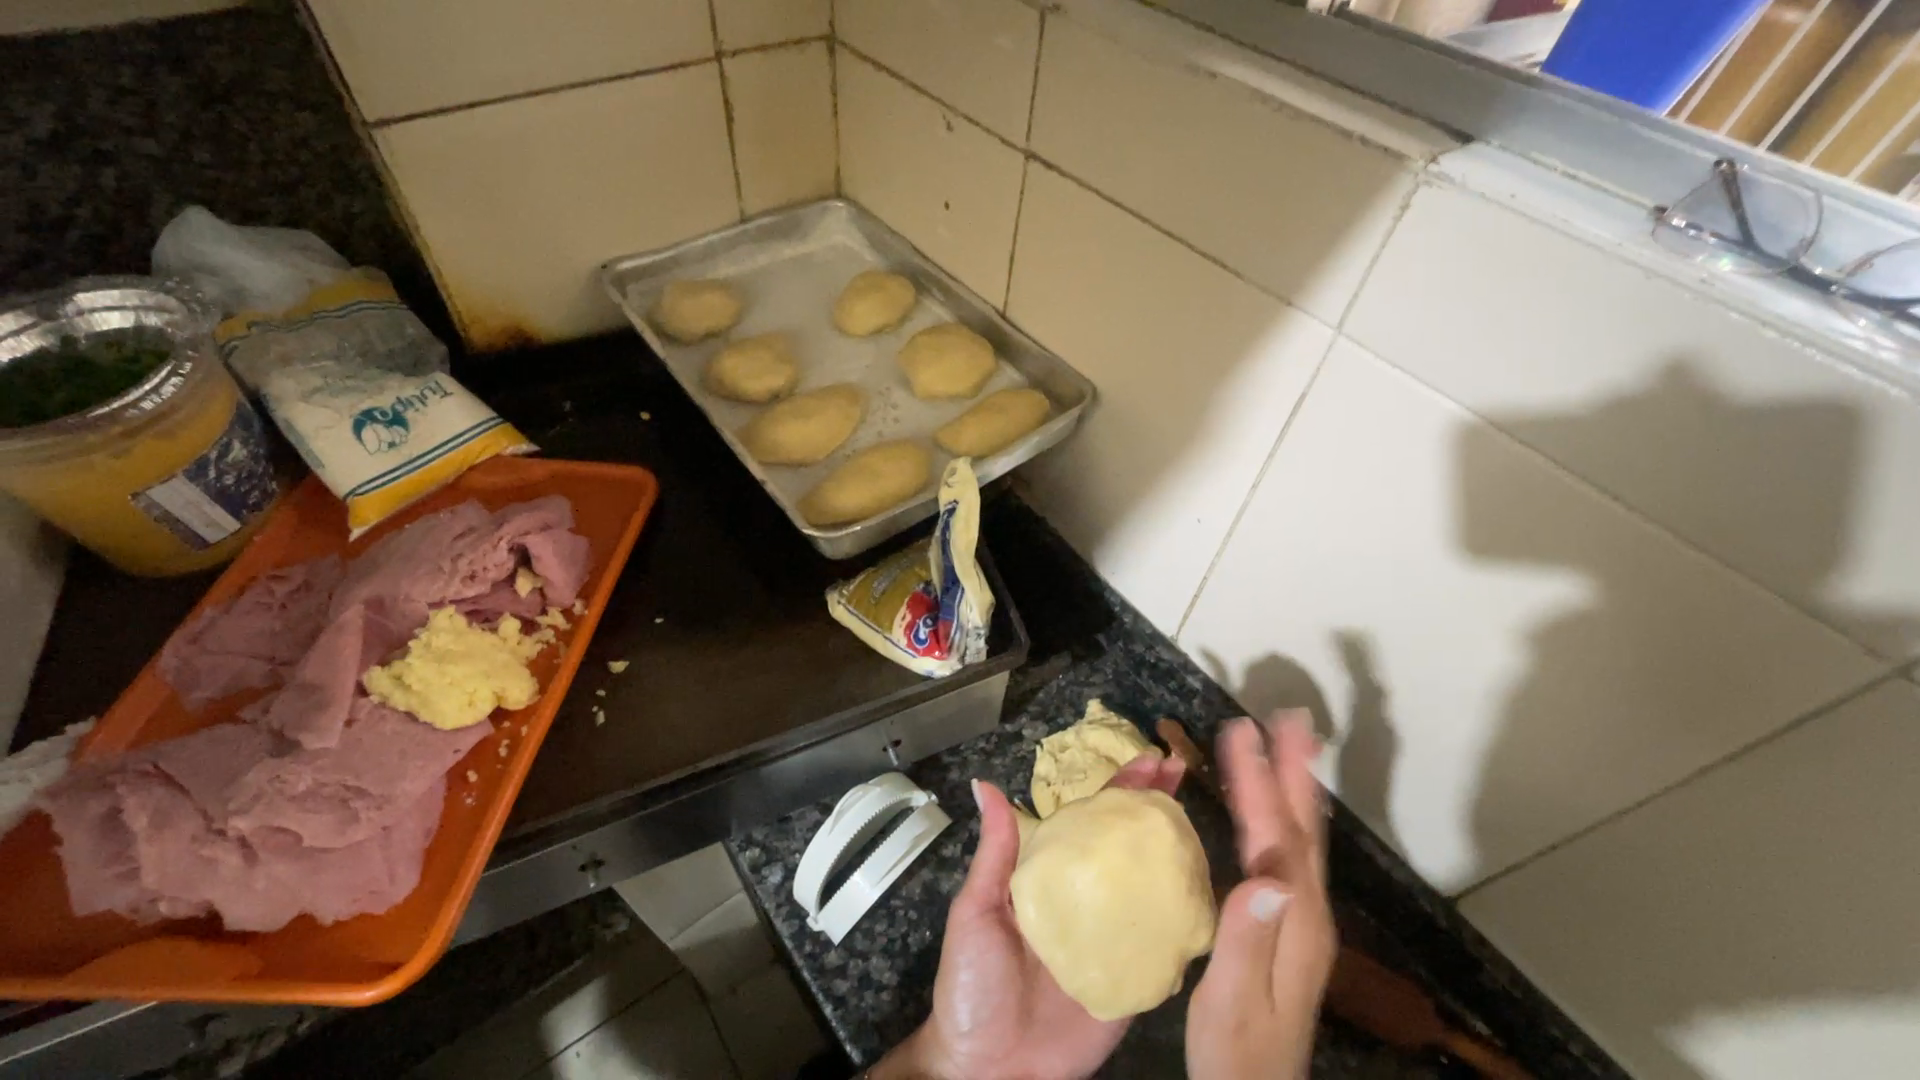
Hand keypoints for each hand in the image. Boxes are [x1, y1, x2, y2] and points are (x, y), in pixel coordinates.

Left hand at [873, 752, 1187, 1079]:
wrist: (988, 1067)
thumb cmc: (973, 983)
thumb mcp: (976, 911)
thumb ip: (995, 853)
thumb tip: (984, 784)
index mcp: (1050, 878)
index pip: (1088, 822)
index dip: (1117, 789)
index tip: (1148, 759)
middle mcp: (1086, 900)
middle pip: (1126, 845)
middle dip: (1154, 807)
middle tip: (1181, 771)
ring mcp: (1113, 939)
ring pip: (1151, 887)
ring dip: (1178, 852)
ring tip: (1204, 816)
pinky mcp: (1133, 980)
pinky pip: (1165, 946)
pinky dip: (1188, 920)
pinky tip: (1213, 890)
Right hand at [1186, 710, 1337, 1079]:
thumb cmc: (1235, 1051)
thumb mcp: (1231, 997)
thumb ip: (1248, 936)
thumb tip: (1268, 877)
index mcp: (1292, 919)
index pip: (1276, 835)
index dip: (1259, 780)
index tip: (1242, 730)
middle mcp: (1305, 910)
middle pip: (1301, 827)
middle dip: (1294, 769)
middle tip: (1288, 717)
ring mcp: (1300, 918)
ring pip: (1299, 838)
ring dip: (1294, 787)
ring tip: (1287, 745)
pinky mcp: (1288, 926)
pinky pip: (1287, 855)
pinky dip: (1281, 819)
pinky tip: (1270, 810)